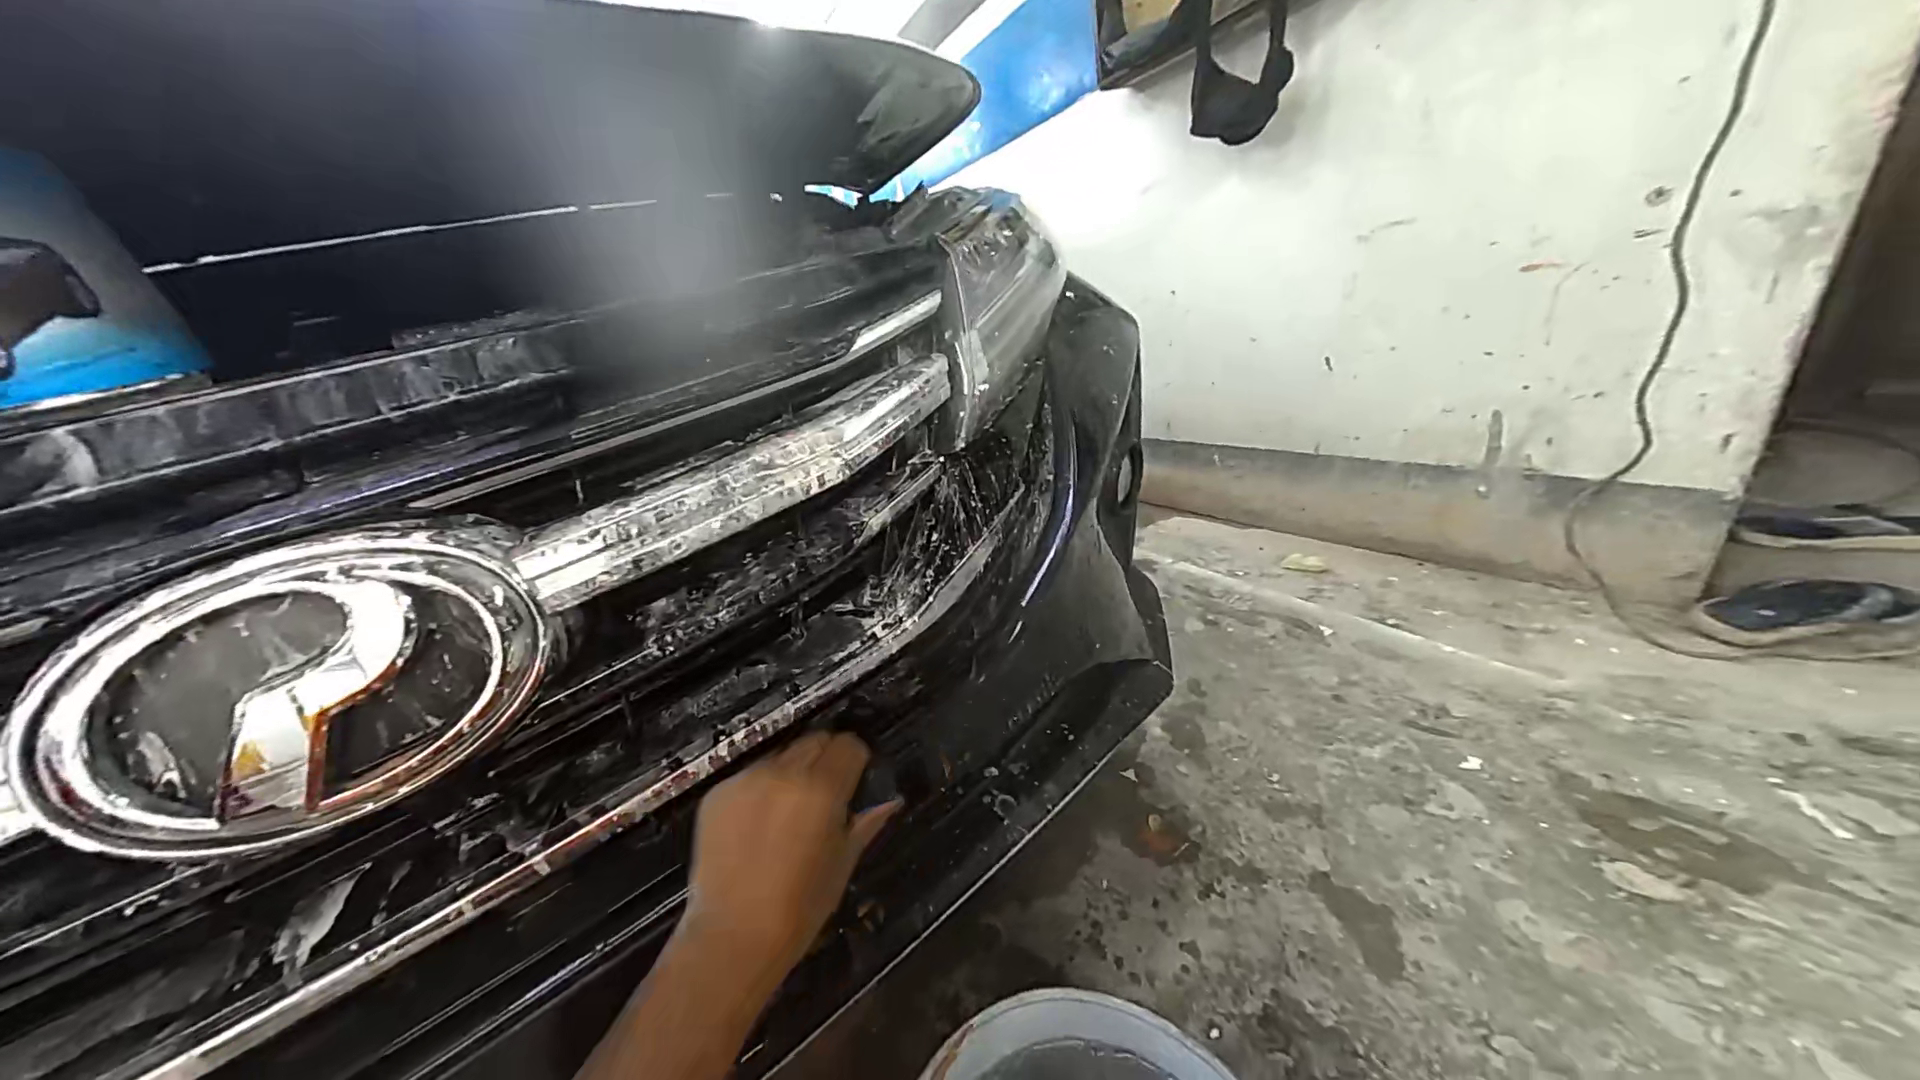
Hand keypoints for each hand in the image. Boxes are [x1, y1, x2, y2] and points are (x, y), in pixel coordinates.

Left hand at [680, 732, 901, 978]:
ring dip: (791, 771)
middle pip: (816, 740)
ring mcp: (746, 779)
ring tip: (787, 811)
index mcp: (823, 788)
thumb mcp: (843, 863)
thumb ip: (866, 823)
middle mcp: (784, 772)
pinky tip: (755, 825)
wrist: (731, 938)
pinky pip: (749, 775)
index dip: (855, 760)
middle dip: (825, 759)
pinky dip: (759, 789)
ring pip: (781, 754)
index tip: (853, 779)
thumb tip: (891, 801)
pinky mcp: (717, 792)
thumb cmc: (799, 908)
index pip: (849, 744)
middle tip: (823, 794)